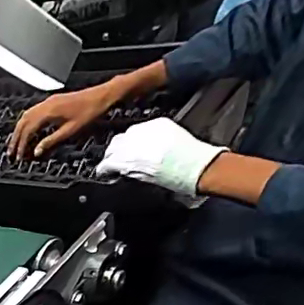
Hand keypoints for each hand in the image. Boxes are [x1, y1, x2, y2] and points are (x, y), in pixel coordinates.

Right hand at [8, 82, 122, 159]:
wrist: (101, 96)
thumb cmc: (89, 113)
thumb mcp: (70, 131)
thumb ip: (51, 141)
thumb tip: (37, 151)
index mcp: (49, 112)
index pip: (28, 130)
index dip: (22, 145)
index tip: (19, 157)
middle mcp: (46, 105)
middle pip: (23, 122)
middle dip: (16, 139)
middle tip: (11, 153)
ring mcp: (48, 101)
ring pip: (26, 116)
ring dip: (19, 131)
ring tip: (16, 144)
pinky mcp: (52, 101)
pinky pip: (33, 112)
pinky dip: (27, 123)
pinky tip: (28, 131)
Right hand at [94, 118, 226, 199]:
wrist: (199, 167)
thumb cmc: (177, 179)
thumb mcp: (145, 181)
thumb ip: (128, 172)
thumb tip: (118, 170)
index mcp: (132, 159)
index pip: (108, 160)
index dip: (104, 168)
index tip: (104, 172)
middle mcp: (138, 140)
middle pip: (114, 144)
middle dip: (112, 154)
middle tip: (113, 163)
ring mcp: (149, 129)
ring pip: (126, 133)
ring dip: (125, 143)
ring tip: (129, 154)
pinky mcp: (160, 123)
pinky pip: (142, 127)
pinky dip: (139, 136)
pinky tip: (144, 145)